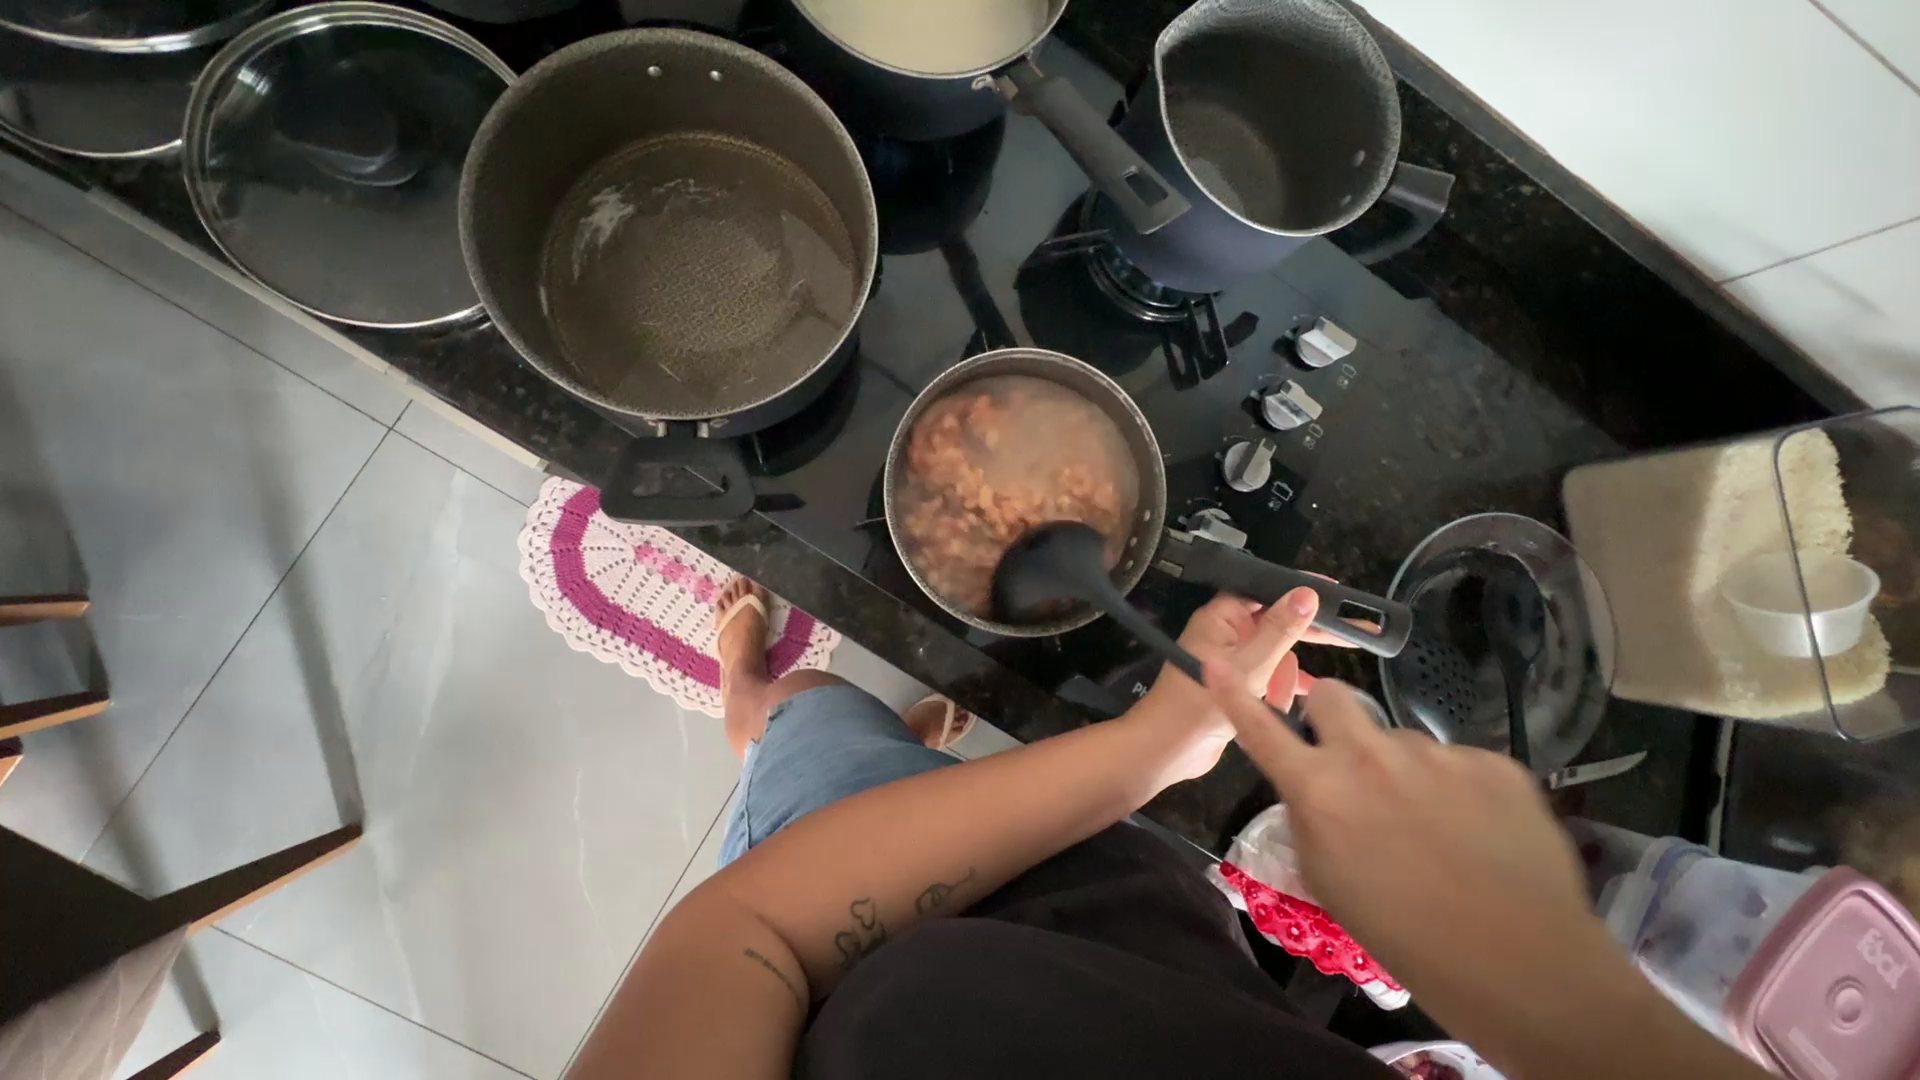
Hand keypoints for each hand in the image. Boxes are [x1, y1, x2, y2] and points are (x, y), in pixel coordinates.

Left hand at [1133, 587, 1345, 783]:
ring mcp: (1232, 661)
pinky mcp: (1237, 688)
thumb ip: (1281, 630)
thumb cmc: (1202, 703)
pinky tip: (1303, 701)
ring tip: (1273, 698)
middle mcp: (1226, 634)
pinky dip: (1280, 690)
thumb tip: (1308, 593)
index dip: (1299, 589)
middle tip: (1358, 634)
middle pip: (1277, 624)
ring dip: (1283, 678)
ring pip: (1277, 658)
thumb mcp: (1250, 664)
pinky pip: (1268, 680)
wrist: (1169, 749)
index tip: (1337, 592)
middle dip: (1307, 635)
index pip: (1265, 590)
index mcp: (1221, 617)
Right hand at [1202, 671, 1654, 1065]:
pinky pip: (1459, 762)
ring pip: (1403, 741)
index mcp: (1320, 790)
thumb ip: (1309, 820)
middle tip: (1352, 758)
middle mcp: (1370, 758)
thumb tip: (1312, 792)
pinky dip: (1460, 789)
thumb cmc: (1402, 934)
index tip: (1216, 663)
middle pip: (1335, 697)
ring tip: (1437, 825)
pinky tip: (1479, 831)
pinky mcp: (1494, 764)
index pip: (1262, 730)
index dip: (1234, 694)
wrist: (1521, 966)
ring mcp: (1436, 755)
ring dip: (1404, 769)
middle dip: (1332, 716)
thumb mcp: (1326, 879)